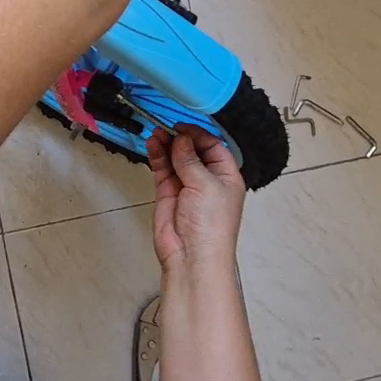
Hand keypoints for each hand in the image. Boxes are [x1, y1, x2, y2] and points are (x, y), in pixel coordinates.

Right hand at [149, 126, 245, 277]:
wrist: (192, 255)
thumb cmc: (211, 225)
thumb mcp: (206, 184)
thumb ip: (190, 159)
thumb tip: (180, 139)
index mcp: (227, 176)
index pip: (214, 146)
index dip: (199, 134)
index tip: (183, 125)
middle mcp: (207, 179)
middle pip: (193, 150)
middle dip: (181, 138)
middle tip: (167, 126)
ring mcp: (187, 186)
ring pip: (175, 158)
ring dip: (166, 144)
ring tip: (156, 132)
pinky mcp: (168, 193)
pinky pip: (163, 169)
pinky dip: (157, 156)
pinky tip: (152, 145)